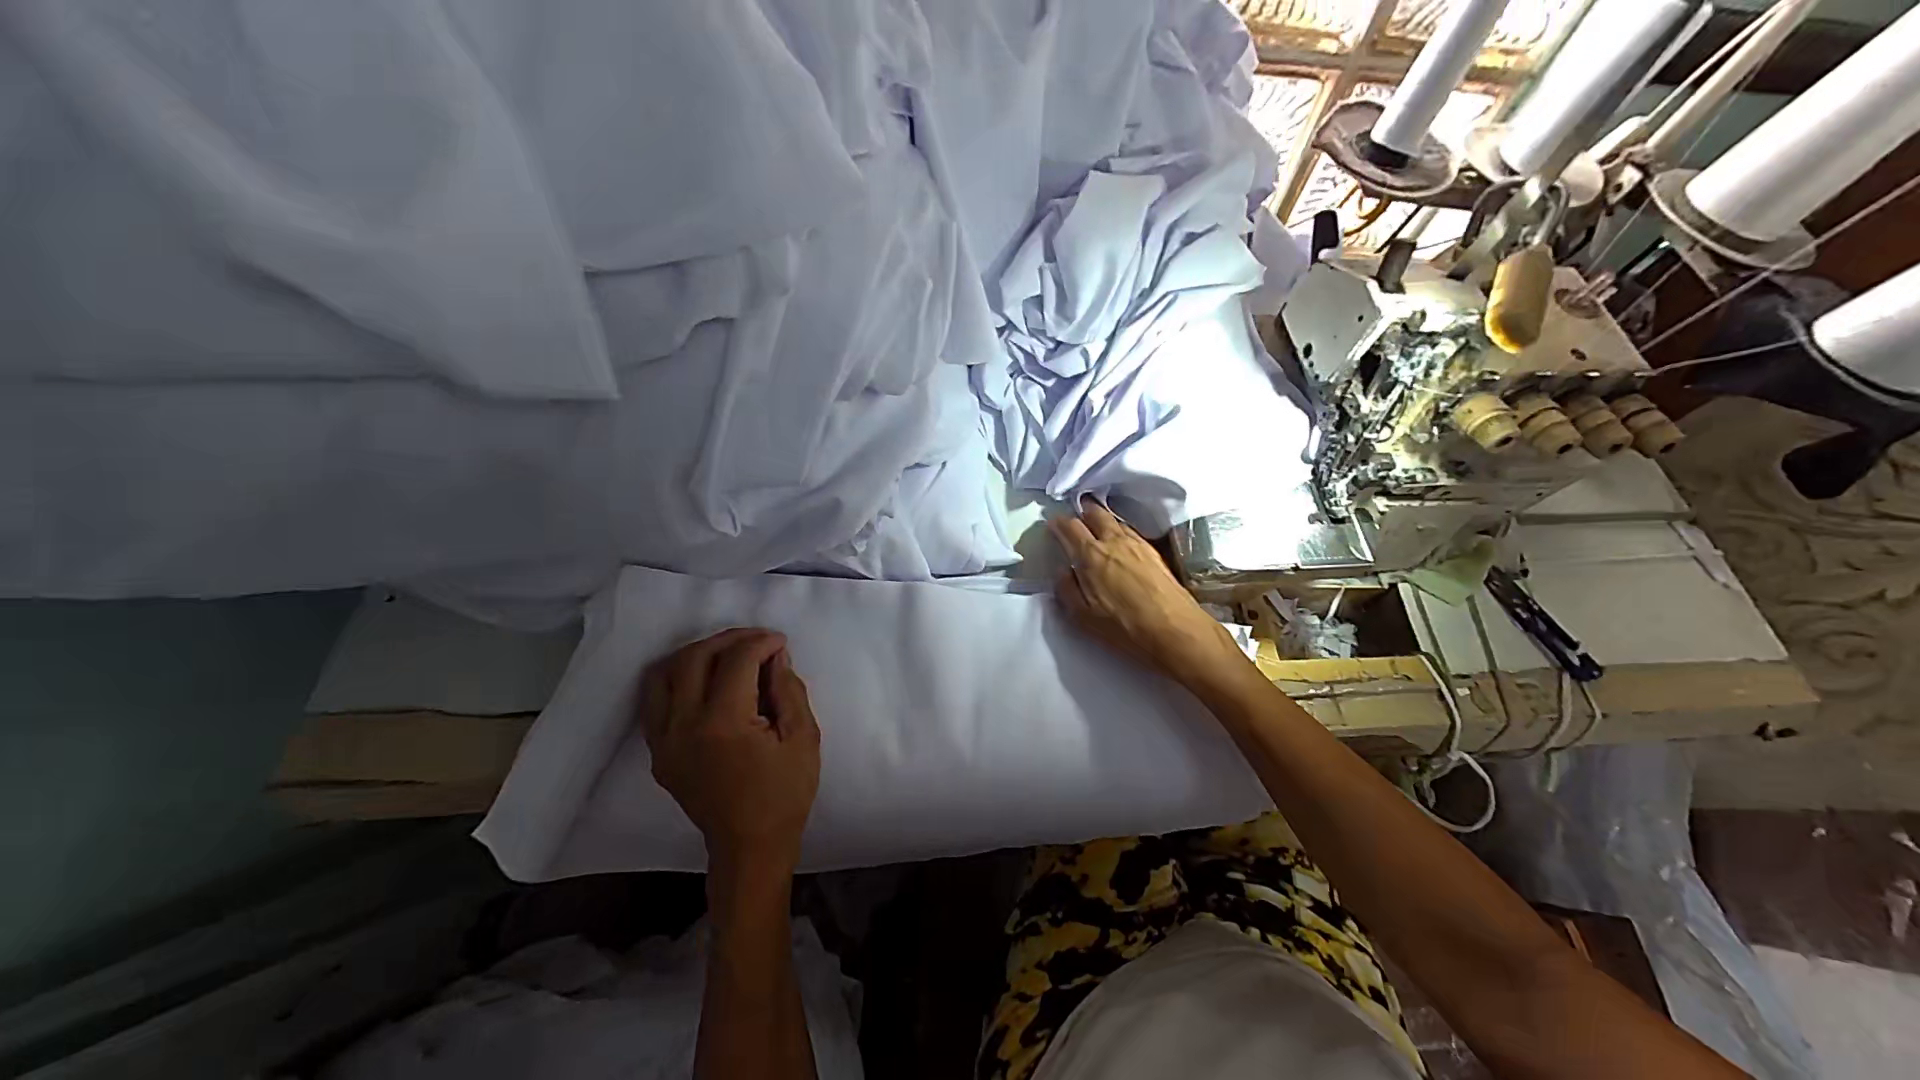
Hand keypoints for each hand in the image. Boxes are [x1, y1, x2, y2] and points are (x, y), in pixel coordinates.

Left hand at [641, 628, 820, 872]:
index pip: (736, 660)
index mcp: (724, 723)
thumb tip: (775, 657)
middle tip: (757, 641)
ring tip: (726, 655)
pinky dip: (676, 679)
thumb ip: (788, 690)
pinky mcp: (657, 752)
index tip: (780, 642)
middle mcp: (684, 725)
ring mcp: (663, 740)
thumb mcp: (804, 738)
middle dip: (729, 639)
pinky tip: (702, 680)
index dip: (761, 642)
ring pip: (664, 674)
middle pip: (695, 657)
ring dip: (696, 654)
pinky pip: (655, 701)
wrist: (749, 846)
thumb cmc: (784, 794)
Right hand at [1049, 497, 1247, 691]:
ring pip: (1115, 520)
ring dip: (1102, 520)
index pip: (1069, 527)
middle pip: (1095, 513)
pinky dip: (1120, 532)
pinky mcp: (1156, 553)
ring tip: (1097, 530)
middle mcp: (1114, 542)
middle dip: (1082, 512)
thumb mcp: (1083, 617)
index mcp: (1091, 555)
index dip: (1058, 524)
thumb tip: (1064, 573)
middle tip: (1075, 520)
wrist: (1176, 631)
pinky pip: (1132, 532)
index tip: (1053, 526)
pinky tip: (1120, 546)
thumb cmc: (1126, 628)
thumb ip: (1067, 590)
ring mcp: (1138, 545)